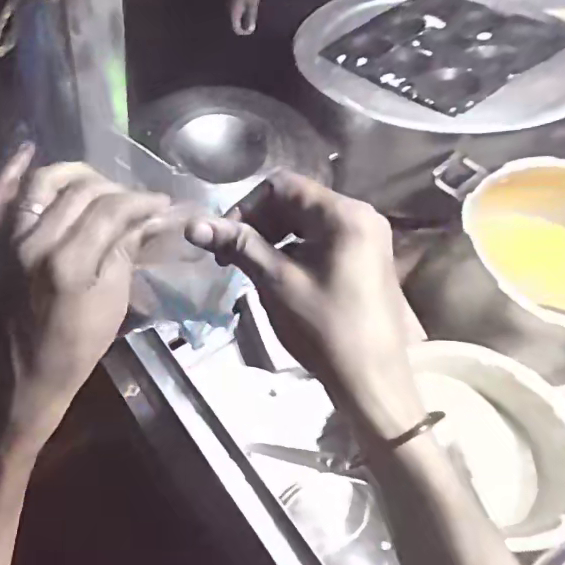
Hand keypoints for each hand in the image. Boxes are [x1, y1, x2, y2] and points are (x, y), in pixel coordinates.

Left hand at [0, 144, 168, 443]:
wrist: (30, 371)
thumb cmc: (79, 343)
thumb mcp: (113, 300)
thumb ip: (125, 250)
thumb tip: (147, 217)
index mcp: (69, 262)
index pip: (110, 210)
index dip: (140, 201)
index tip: (161, 201)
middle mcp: (36, 241)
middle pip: (80, 192)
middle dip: (115, 189)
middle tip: (135, 200)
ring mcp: (11, 239)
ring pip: (42, 183)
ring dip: (74, 173)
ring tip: (98, 180)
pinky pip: (0, 198)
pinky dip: (12, 171)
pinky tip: (29, 151)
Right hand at [184, 172, 425, 436]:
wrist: (371, 379)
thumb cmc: (324, 328)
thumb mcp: (277, 283)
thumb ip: (239, 246)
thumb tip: (193, 225)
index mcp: (345, 214)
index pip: (282, 186)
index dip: (245, 207)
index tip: (224, 240)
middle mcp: (362, 215)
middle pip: (296, 201)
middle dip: (258, 224)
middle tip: (230, 258)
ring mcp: (368, 238)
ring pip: (308, 222)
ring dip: (273, 238)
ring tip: (250, 269)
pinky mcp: (367, 259)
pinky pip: (323, 241)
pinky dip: (295, 251)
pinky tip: (278, 277)